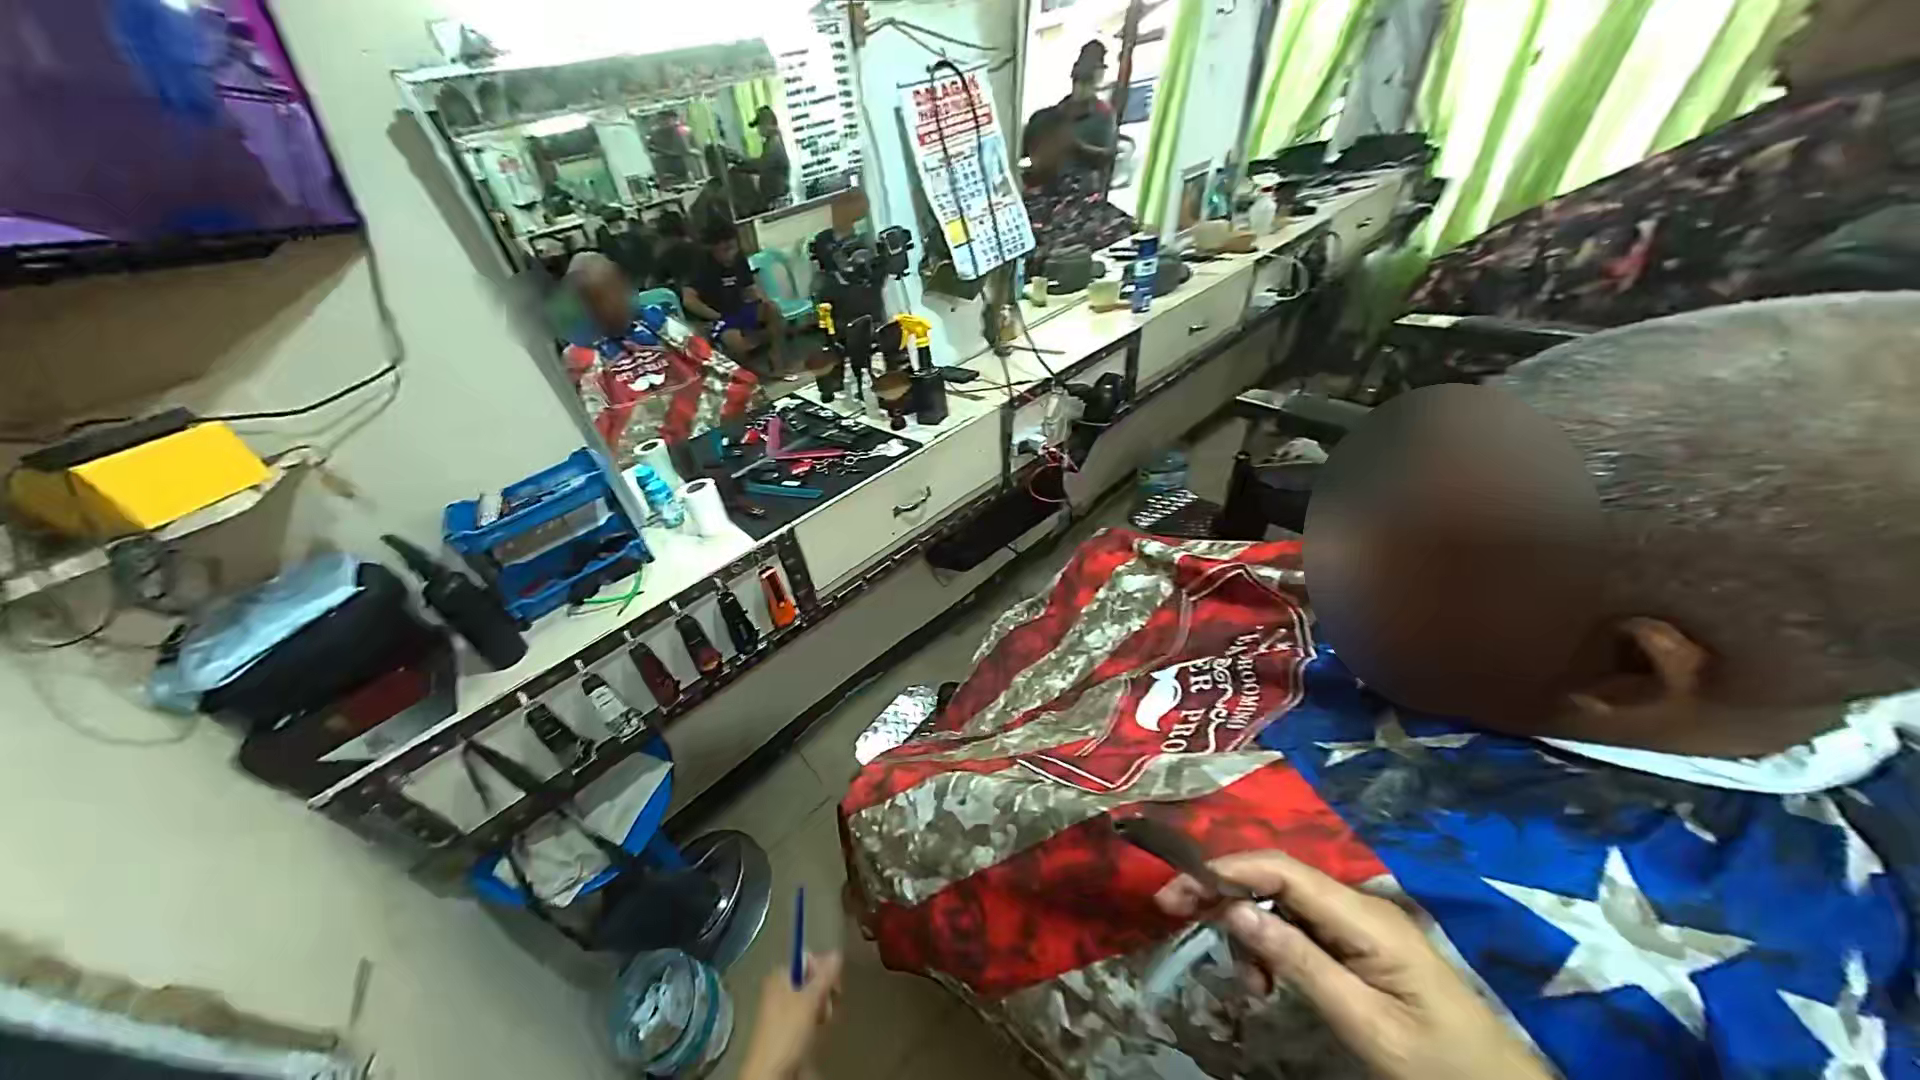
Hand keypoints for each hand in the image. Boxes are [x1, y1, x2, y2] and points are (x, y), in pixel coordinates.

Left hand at [737, 951, 842, 1079]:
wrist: (770, 1074)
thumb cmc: (788, 1031)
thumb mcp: (810, 1000)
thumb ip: (825, 975)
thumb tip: (837, 952)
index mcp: (780, 975)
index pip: (808, 960)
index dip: (824, 969)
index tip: (835, 984)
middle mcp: (780, 987)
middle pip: (811, 978)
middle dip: (824, 990)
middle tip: (827, 1005)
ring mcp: (782, 1008)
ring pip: (811, 997)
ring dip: (822, 1006)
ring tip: (822, 1020)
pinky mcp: (787, 1027)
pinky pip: (807, 1013)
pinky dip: (815, 1018)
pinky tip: (818, 1027)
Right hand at [1155, 852, 1552, 1079]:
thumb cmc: (1441, 1064)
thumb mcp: (1366, 1022)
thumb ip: (1299, 961)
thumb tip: (1233, 909)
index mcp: (1363, 915)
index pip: (1281, 869)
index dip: (1226, 869)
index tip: (1180, 888)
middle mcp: (1356, 904)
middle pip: (1274, 878)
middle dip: (1223, 891)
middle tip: (1175, 911)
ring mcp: (1356, 921)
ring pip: (1279, 901)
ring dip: (1248, 930)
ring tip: (1248, 984)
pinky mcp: (1355, 941)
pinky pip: (1297, 926)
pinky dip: (1270, 946)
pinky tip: (1266, 981)